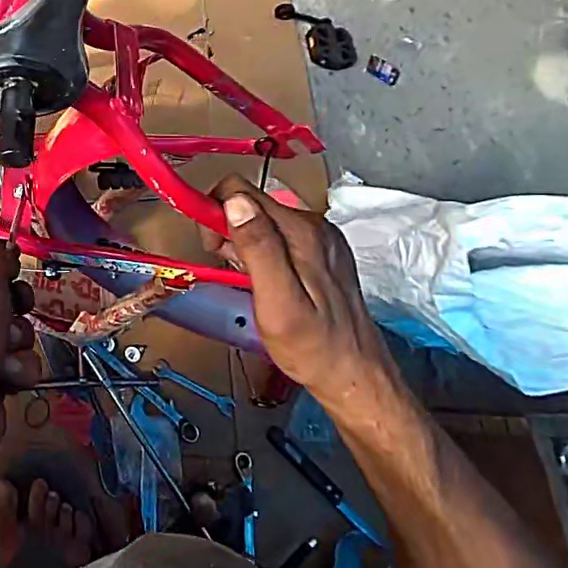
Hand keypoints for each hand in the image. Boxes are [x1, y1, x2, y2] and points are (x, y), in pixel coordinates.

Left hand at [0, 242, 41, 460]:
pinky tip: (2, 377)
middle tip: (11, 311)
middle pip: (8, 294)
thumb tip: (7, 258)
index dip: (3, 262)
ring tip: (0, 354)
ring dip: (19, 341)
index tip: (13, 269)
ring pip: (20, 330)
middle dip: (17, 303)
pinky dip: (18, 371)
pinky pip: (22, 365)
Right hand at [204, 175, 400, 403]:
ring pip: (262, 218)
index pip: (240, 191)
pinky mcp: (322, 252)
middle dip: (226, 228)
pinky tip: (263, 280)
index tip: (211, 247)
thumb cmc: (313, 348)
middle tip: (226, 267)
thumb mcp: (277, 303)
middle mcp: (314, 226)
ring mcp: (320, 238)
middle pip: (251, 202)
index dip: (215, 213)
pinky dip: (260, 251)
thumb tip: (234, 202)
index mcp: (301, 232)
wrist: (356, 376)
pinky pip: (278, 235)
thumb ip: (257, 248)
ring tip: (244, 277)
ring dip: (241, 241)